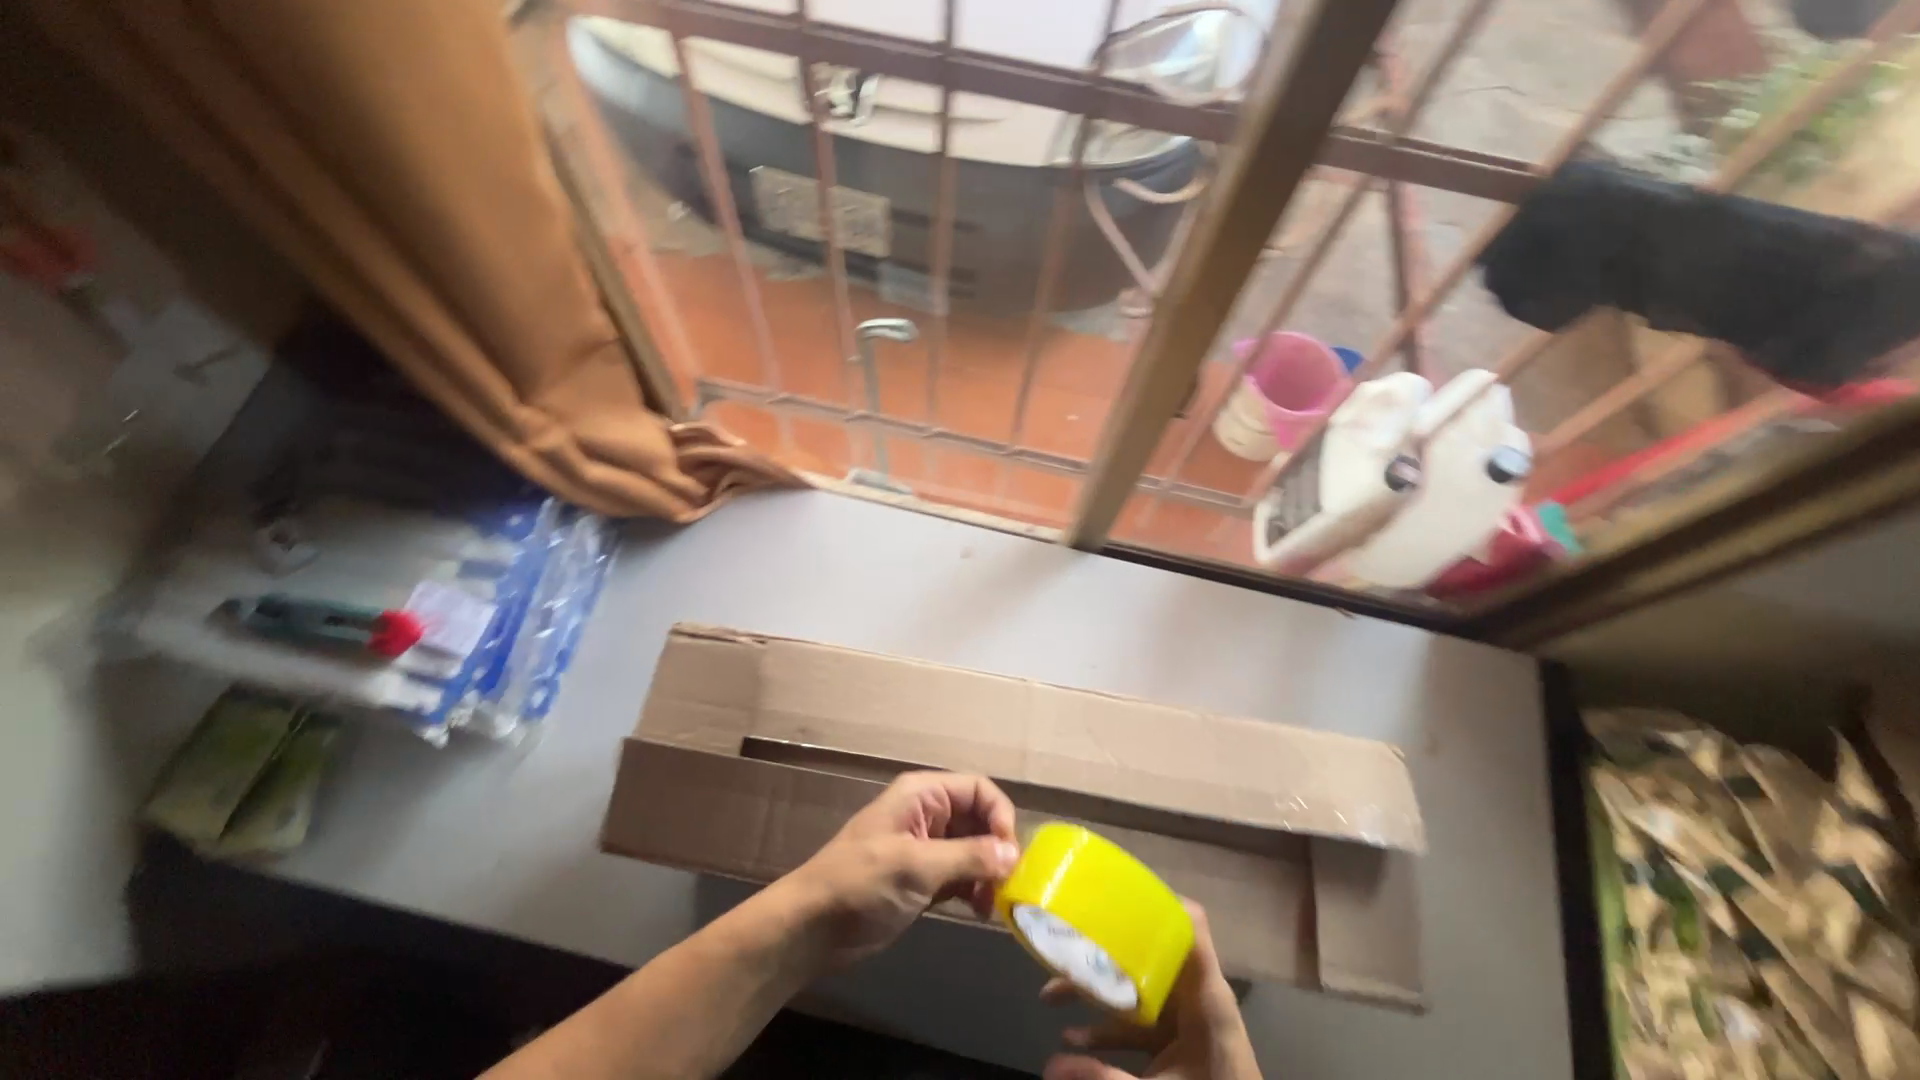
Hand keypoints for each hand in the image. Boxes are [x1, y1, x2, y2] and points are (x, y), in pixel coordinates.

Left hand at [781, 771, 1019, 969]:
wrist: (811, 927)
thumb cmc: (860, 884)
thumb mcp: (916, 866)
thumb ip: (968, 857)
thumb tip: (1013, 854)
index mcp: (922, 795)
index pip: (978, 789)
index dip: (1000, 816)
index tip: (1009, 854)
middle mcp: (927, 814)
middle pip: (980, 819)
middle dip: (997, 849)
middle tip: (1008, 885)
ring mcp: (925, 847)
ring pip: (974, 849)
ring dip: (988, 873)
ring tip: (992, 905)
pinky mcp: (922, 878)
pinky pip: (961, 874)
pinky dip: (975, 889)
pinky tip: (979, 911)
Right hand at [1041, 904, 1261, 1079]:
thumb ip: (1102, 1076)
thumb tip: (1049, 1066)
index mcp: (1205, 995)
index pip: (1190, 925)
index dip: (1157, 902)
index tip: (1111, 893)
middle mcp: (1195, 996)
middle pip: (1147, 952)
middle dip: (1102, 948)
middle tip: (1061, 945)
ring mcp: (1184, 1018)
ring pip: (1134, 987)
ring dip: (1095, 989)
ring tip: (1048, 995)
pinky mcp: (1175, 1041)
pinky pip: (1135, 1020)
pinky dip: (1105, 1025)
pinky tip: (1071, 1037)